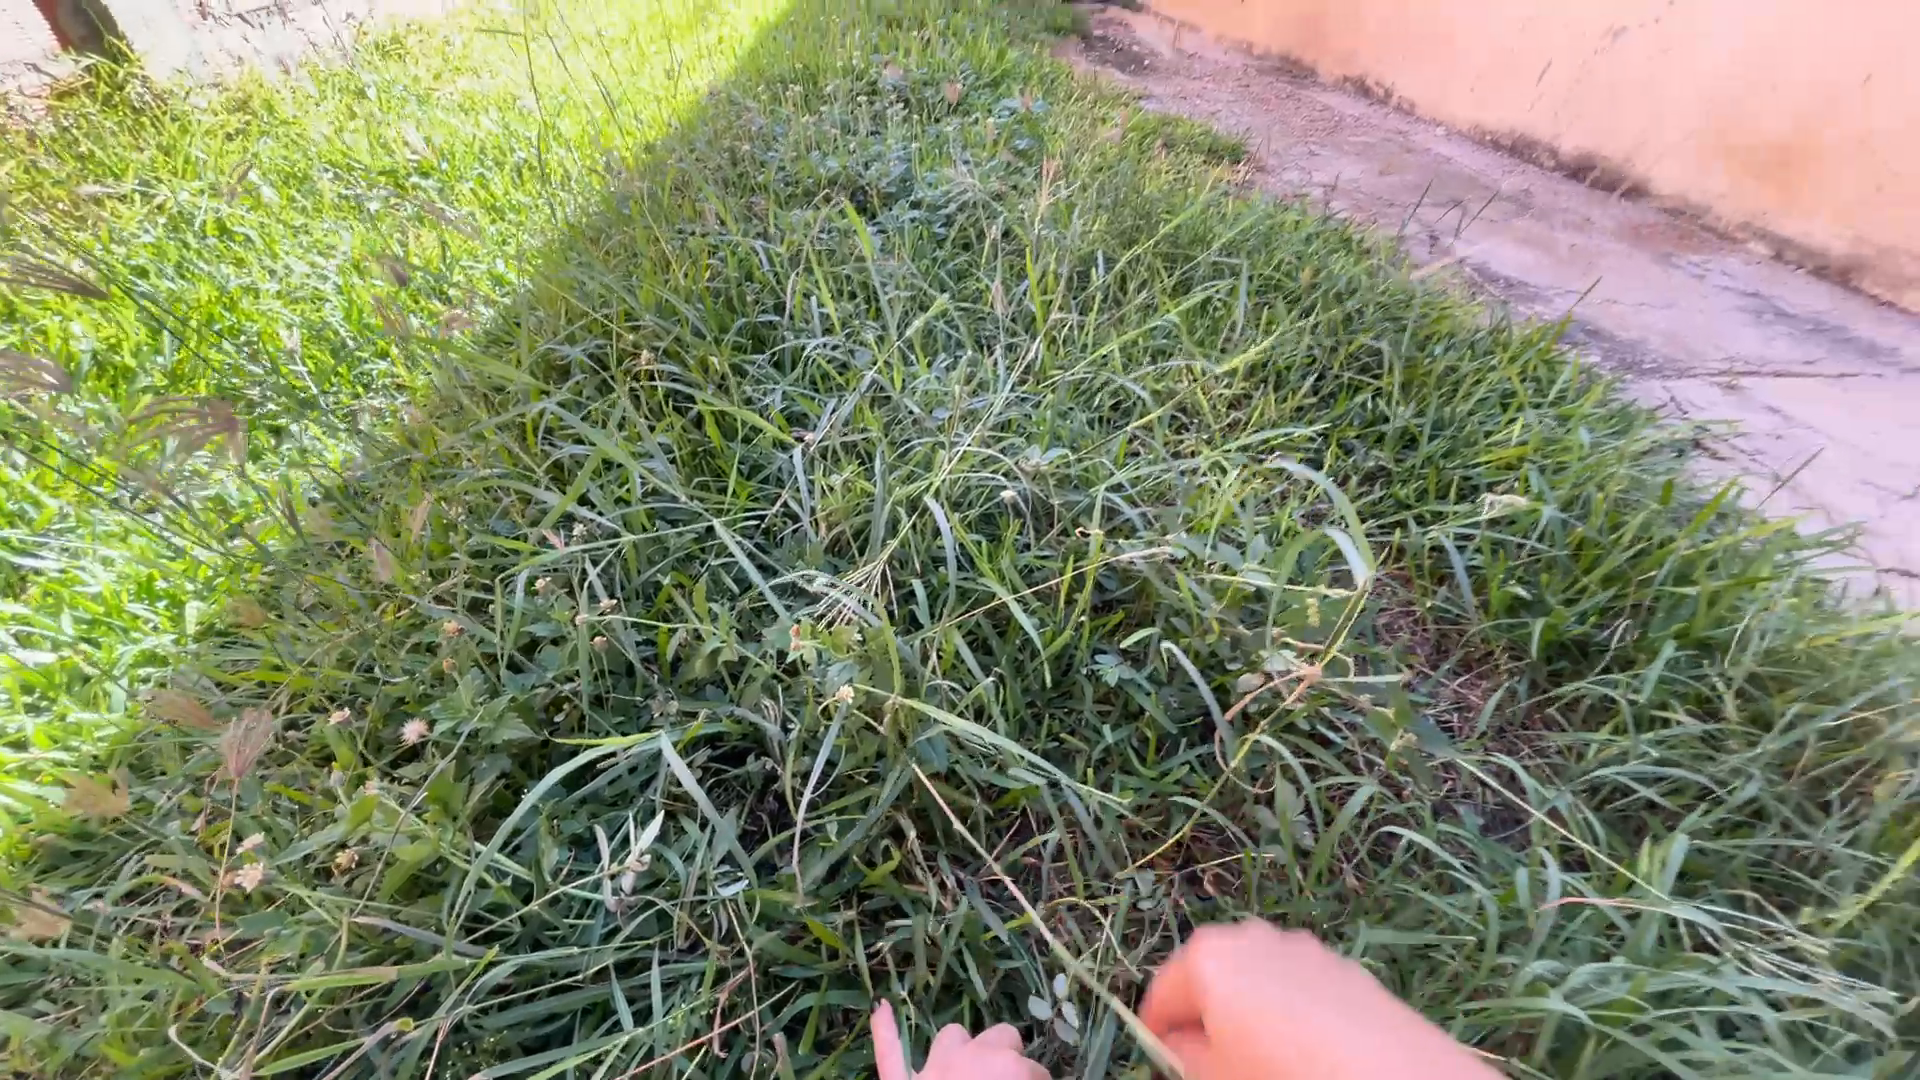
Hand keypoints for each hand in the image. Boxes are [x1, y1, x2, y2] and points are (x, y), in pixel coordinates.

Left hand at [871, 1000, 1048, 1079]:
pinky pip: (889, 1051)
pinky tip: (880, 1007)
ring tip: (973, 1068)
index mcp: (1009, 1072)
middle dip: (1013, 1061)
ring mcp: (933, 1068)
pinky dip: (883, 1029)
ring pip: (954, 1036)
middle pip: (1003, 1039)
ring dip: (965, 1049)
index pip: (1036, 1074)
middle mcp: (973, 1057)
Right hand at [1138, 920, 1500, 1079]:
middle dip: (1205, 1024)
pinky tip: (1315, 1063)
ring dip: (1249, 1019)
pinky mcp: (1344, 968)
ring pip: (1255, 983)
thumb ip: (1184, 1061)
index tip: (1164, 1070)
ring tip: (1269, 1068)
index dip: (1156, 1039)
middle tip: (1216, 1070)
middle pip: (1208, 981)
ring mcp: (1300, 948)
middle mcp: (1247, 936)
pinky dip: (1291, 1017)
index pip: (1161, 996)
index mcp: (1207, 957)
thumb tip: (1179, 1048)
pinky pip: (1297, 989)